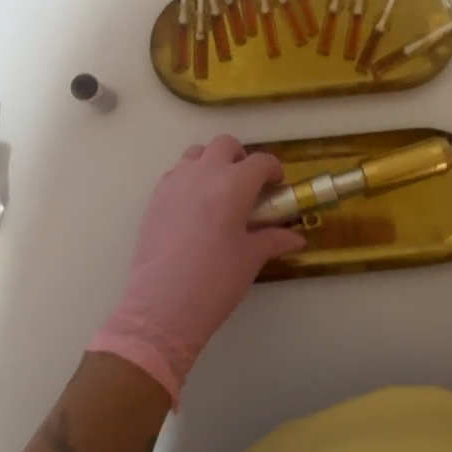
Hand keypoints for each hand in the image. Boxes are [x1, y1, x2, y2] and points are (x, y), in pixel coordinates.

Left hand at [89, 136, 305, 405]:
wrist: (162, 306)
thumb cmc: (215, 283)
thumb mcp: (250, 260)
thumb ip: (274, 240)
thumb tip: (296, 238)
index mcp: (233, 186)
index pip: (260, 161)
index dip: (273, 170)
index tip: (277, 186)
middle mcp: (204, 174)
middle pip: (225, 145)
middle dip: (241, 158)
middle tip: (248, 185)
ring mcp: (175, 182)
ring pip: (197, 153)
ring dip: (212, 162)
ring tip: (219, 191)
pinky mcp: (155, 197)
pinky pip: (176, 173)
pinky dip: (190, 178)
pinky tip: (195, 207)